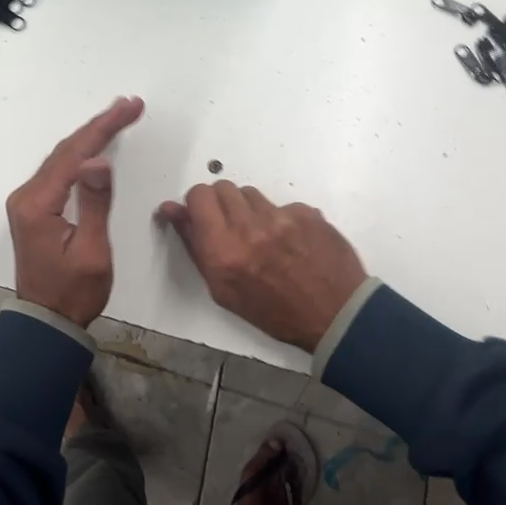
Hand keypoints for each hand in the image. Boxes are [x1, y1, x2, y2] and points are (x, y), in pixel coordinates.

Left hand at [5, 96, 145, 326]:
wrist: (47, 322)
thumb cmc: (74, 293)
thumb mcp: (92, 253)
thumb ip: (95, 204)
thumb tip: (97, 161)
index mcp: (38, 204)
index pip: (74, 154)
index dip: (104, 128)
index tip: (129, 108)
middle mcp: (26, 196)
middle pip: (66, 150)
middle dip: (99, 125)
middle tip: (129, 105)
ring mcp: (27, 200)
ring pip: (61, 157)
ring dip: (89, 136)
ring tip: (117, 115)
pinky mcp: (34, 207)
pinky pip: (58, 170)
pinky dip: (79, 152)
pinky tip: (94, 144)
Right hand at [157, 181, 366, 352]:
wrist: (335, 317)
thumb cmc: (273, 311)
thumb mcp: (222, 290)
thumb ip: (193, 244)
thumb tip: (170, 209)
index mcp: (222, 250)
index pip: (197, 196)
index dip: (198, 204)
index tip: (205, 217)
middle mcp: (249, 228)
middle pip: (222, 187)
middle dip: (222, 204)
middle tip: (234, 227)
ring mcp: (280, 217)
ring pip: (251, 193)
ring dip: (250, 209)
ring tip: (265, 237)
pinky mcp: (306, 213)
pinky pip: (282, 204)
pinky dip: (281, 218)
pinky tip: (292, 242)